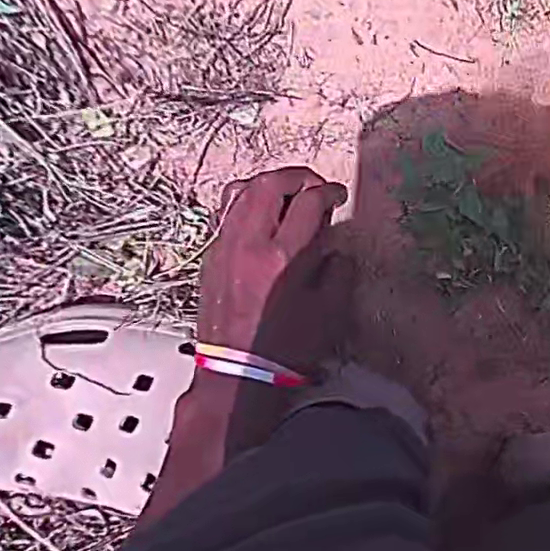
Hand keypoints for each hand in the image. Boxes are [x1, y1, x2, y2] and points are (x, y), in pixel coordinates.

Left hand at [197, 166, 351, 371]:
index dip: (328, 192)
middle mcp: (249, 245)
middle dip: (297, 177)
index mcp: (283, 259)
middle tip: (314, 186)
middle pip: (269, 184)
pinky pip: (227, 213)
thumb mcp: (329, 313)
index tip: (337, 196)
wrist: (239, 373)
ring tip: (287, 194)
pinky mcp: (211, 257)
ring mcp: (224, 248)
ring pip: (241, 192)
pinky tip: (262, 217)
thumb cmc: (285, 350)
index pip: (307, 203)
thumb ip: (338, 272)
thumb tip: (336, 249)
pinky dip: (248, 203)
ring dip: (268, 184)